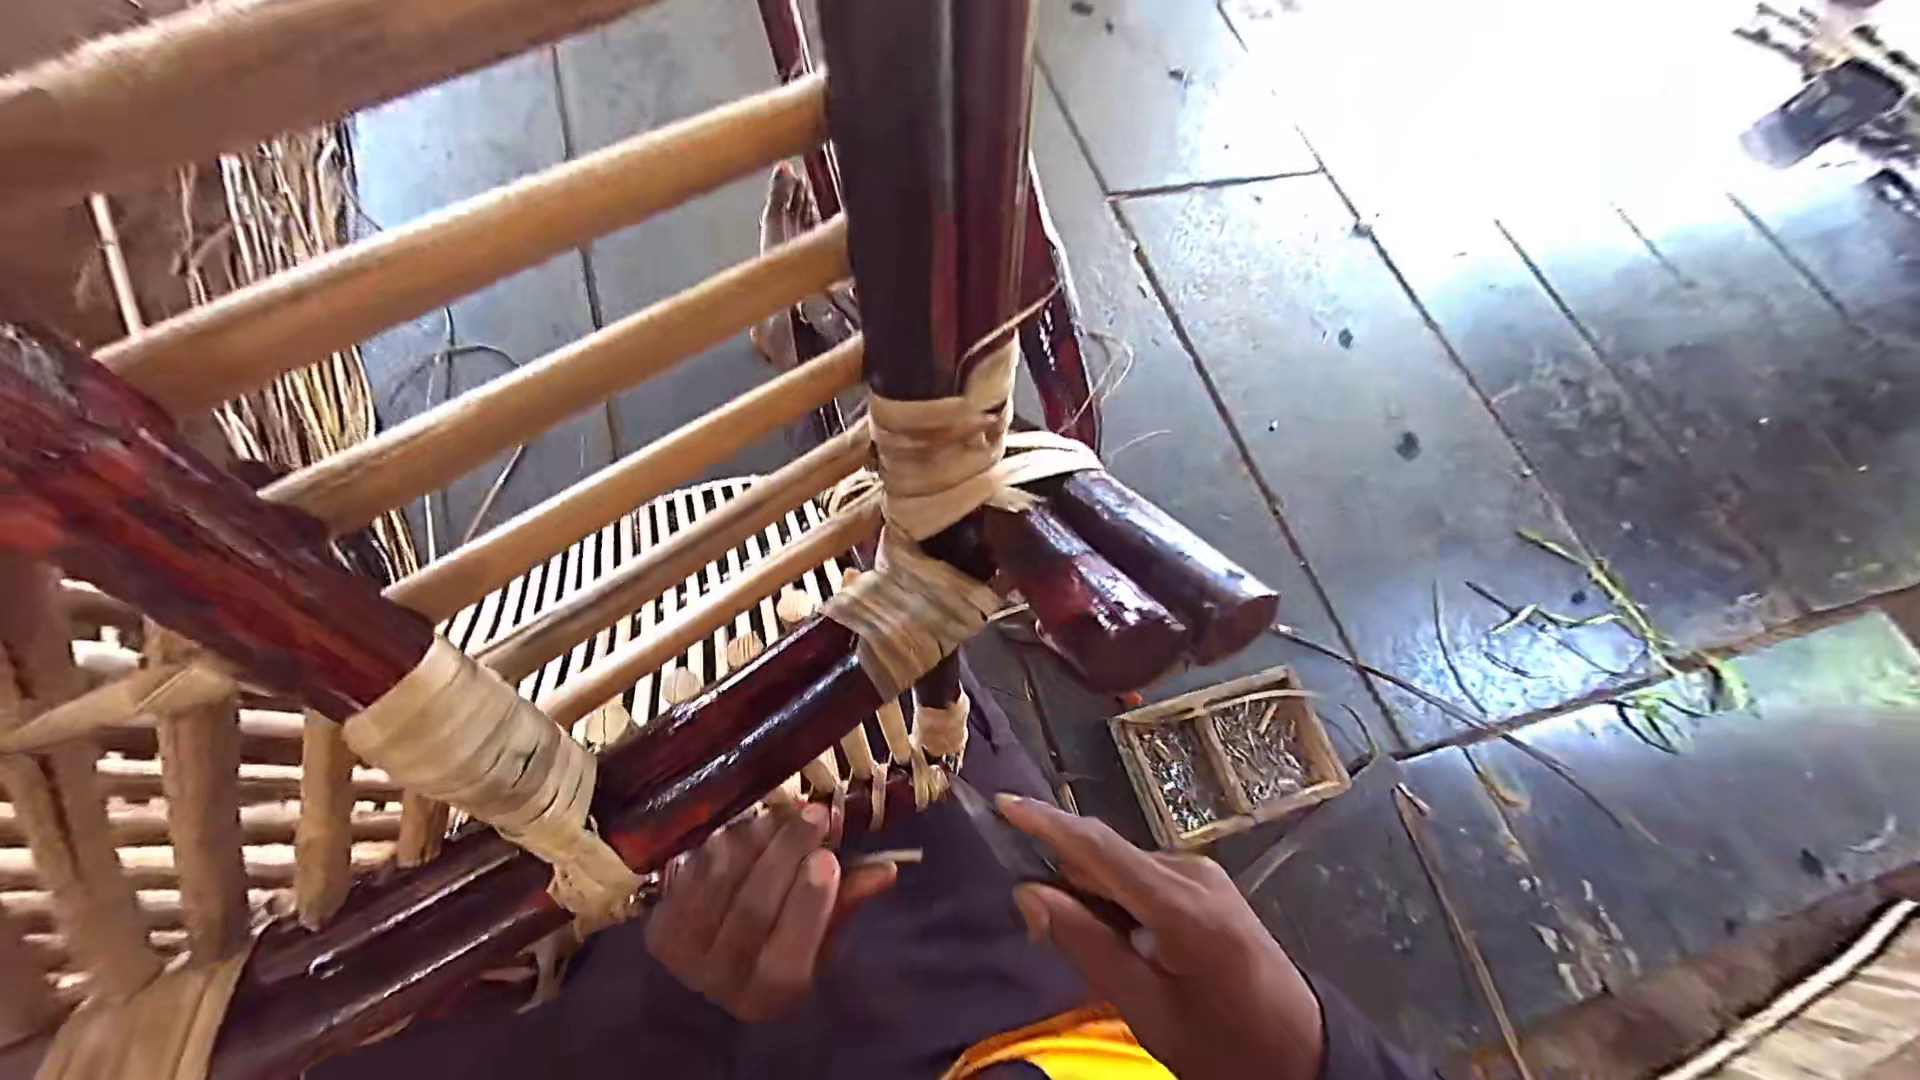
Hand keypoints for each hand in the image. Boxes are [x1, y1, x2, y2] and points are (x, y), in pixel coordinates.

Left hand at [645, 803, 896, 1020]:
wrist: (708, 960)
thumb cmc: (779, 944)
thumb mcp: (821, 935)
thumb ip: (847, 900)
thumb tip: (886, 870)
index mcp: (768, 995)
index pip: (786, 961)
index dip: (808, 908)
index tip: (829, 859)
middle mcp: (720, 981)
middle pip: (753, 910)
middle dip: (788, 853)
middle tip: (817, 813)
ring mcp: (683, 951)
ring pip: (722, 879)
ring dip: (759, 835)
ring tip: (786, 812)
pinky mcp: (661, 919)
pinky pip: (695, 866)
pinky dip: (729, 837)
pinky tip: (753, 824)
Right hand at [999, 794, 1325, 1079]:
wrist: (1306, 1055)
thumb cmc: (1227, 1050)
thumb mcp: (1151, 1014)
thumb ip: (1087, 947)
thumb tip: (1030, 895)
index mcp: (1183, 907)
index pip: (1099, 849)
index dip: (1046, 822)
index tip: (1004, 803)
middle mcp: (1192, 871)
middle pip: (1107, 854)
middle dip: (1063, 872)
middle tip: (1034, 916)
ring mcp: (1201, 872)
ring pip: (1121, 864)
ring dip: (1091, 888)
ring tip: (1086, 940)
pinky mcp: (1203, 880)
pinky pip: (1141, 874)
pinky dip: (1116, 895)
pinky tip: (1122, 937)